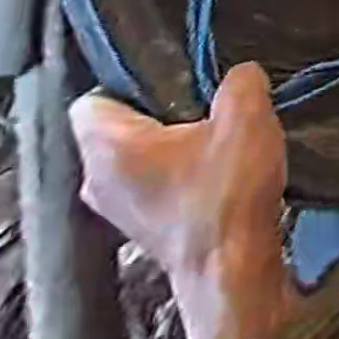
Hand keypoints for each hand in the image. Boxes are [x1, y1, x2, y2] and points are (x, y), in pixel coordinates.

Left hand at [71, 63, 298, 338]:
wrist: (232, 265)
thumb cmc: (227, 189)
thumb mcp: (247, 115)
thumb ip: (241, 80)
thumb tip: (240, 74)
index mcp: (108, 148)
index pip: (92, 99)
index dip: (131, 79)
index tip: (176, 74)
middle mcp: (96, 180)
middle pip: (118, 125)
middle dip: (163, 108)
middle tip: (208, 99)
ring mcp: (116, 209)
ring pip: (137, 154)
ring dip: (174, 139)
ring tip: (219, 131)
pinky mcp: (142, 226)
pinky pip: (152, 179)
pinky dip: (180, 167)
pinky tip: (218, 165)